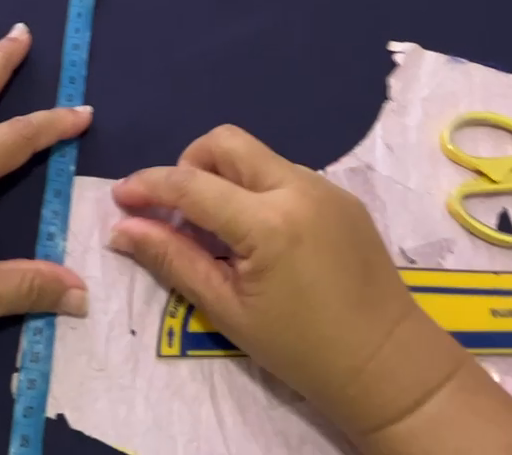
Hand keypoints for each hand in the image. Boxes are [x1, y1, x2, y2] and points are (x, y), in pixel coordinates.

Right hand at [109, 126, 467, 438]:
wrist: (391, 369)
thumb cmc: (302, 351)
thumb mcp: (227, 310)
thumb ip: (172, 259)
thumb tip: (122, 228)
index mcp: (268, 222)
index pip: (192, 184)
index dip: (149, 185)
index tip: (120, 197)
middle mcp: (297, 187)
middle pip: (225, 142)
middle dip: (190, 164)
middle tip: (178, 209)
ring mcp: (324, 186)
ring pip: (254, 155)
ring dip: (223, 176)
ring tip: (218, 229)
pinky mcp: (340, 195)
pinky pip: (282, 173)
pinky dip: (254, 189)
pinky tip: (257, 234)